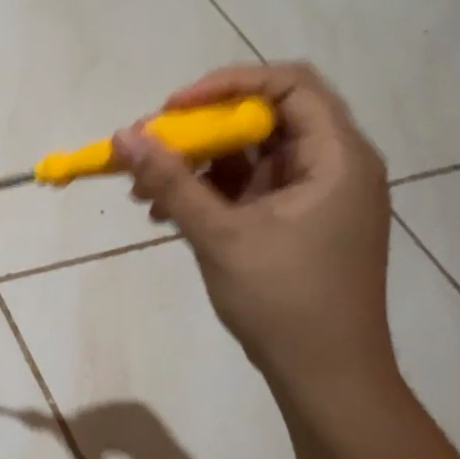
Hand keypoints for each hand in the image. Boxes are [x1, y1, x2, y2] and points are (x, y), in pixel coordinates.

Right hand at [114, 64, 393, 389]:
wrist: (327, 374)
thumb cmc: (286, 300)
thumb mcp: (221, 235)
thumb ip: (172, 181)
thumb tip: (123, 136)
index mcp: (337, 159)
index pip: (290, 86)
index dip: (228, 85)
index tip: (172, 109)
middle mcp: (332, 167)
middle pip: (262, 118)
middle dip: (198, 129)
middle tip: (148, 148)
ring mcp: (313, 196)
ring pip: (248, 154)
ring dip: (194, 162)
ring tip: (145, 189)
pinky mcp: (295, 221)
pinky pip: (245, 186)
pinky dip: (205, 190)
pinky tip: (165, 212)